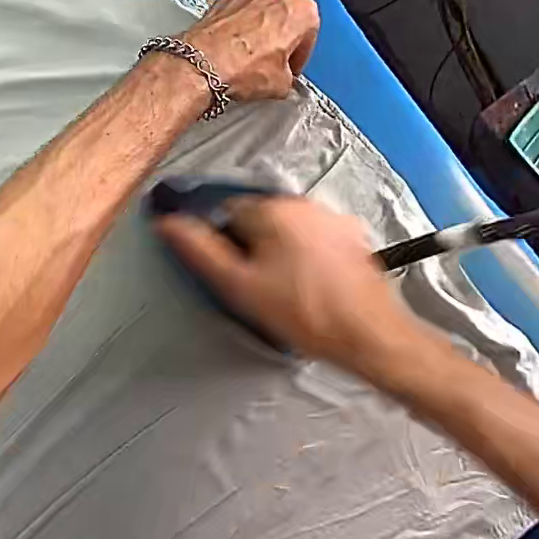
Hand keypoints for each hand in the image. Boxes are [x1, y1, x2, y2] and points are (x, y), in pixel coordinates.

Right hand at [154, 195, 437, 375]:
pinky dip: (304, 251)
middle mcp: (301, 204)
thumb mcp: (240, 287)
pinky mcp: (349, 234)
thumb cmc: (306, 314)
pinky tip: (309, 282)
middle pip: (256, 216)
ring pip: (285, 226)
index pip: (225, 209)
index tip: (230, 268)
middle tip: (257, 283)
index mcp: (271, 210)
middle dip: (250, 243)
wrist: (371, 335)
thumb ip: (200, 250)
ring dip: (277, 247)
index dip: (221, 240)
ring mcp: (329, 217)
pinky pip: (312, 234)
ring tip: (285, 287)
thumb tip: (168, 222)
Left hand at [178, 0, 319, 102]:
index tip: (292, 67)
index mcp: (300, 12)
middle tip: (273, 62)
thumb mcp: (281, 84)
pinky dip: (238, 22)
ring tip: (250, 55)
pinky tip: (233, 43)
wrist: (202, 64)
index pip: (310, 33)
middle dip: (282, 37)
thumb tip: (282, 80)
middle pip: (286, 17)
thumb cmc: (242, 68)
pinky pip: (238, 9)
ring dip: (260, 28)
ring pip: (262, 11)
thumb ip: (288, 77)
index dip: (300, 54)